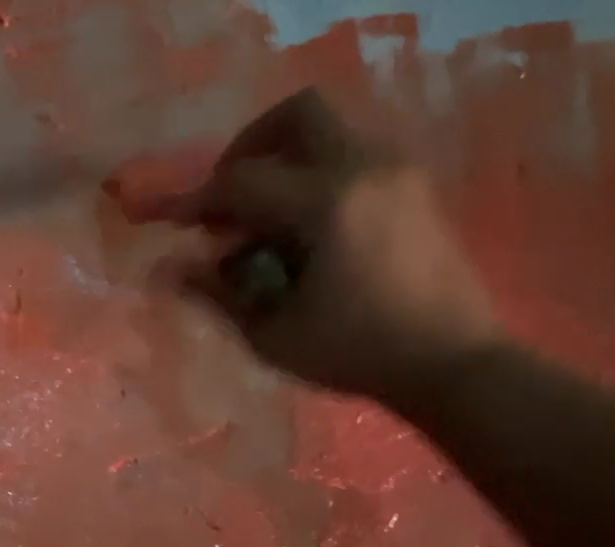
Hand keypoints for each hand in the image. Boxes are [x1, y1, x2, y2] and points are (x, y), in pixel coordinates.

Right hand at [146, 88, 504, 403]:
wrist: (451, 363)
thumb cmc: (355, 353)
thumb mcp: (273, 333)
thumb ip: (217, 293)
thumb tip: (164, 269)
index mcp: (328, 203)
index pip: (244, 180)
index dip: (198, 200)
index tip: (171, 223)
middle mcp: (365, 168)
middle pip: (297, 115)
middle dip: (250, 148)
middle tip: (227, 198)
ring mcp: (397, 172)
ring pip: (329, 132)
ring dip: (285, 163)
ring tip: (263, 224)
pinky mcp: (413, 188)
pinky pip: (352, 155)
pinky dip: (316, 176)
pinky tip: (302, 232)